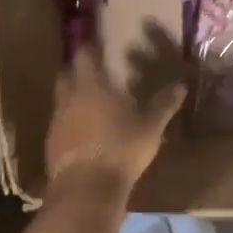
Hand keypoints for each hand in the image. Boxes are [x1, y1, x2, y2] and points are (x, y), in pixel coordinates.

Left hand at [47, 45, 185, 191]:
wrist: (86, 187)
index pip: (85, 56)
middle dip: (78, 72)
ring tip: (91, 105)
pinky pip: (60, 125)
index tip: (99, 45)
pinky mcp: (52, 144)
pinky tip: (84, 134)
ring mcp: (56, 122)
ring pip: (61, 101)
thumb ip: (164, 105)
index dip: (91, 48)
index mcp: (92, 87)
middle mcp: (69, 98)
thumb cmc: (121, 148)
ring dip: (73, 99)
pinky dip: (70, 123)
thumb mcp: (151, 127)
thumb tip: (181, 85)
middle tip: (94, 75)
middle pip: (67, 75)